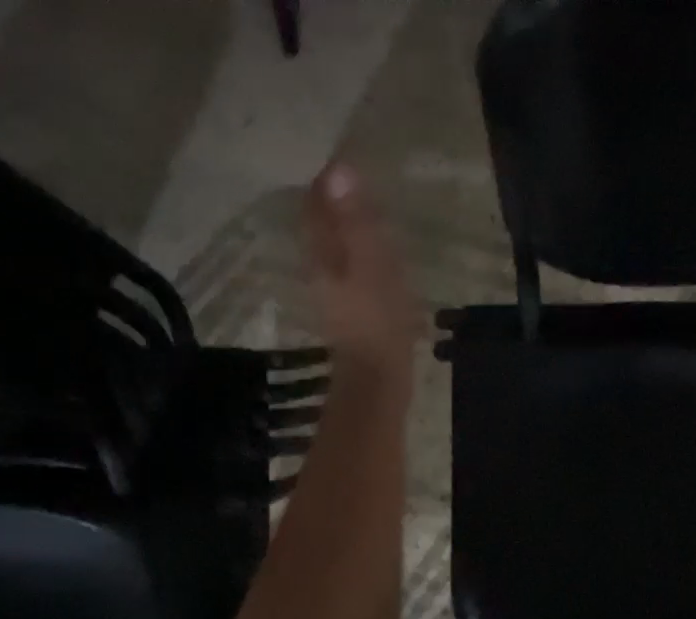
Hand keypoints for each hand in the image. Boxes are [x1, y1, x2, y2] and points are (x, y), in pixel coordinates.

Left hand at [305, 163, 423, 373]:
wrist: (377, 380)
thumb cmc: (377, 320)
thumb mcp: (371, 264)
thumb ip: (356, 220)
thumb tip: (339, 169)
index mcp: (323, 256)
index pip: (317, 207)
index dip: (327, 183)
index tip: (343, 160)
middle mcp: (322, 272)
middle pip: (321, 228)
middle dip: (332, 205)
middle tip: (352, 183)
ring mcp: (337, 295)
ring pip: (334, 251)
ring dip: (345, 231)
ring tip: (365, 214)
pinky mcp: (354, 314)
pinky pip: (352, 274)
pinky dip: (360, 258)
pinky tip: (375, 260)